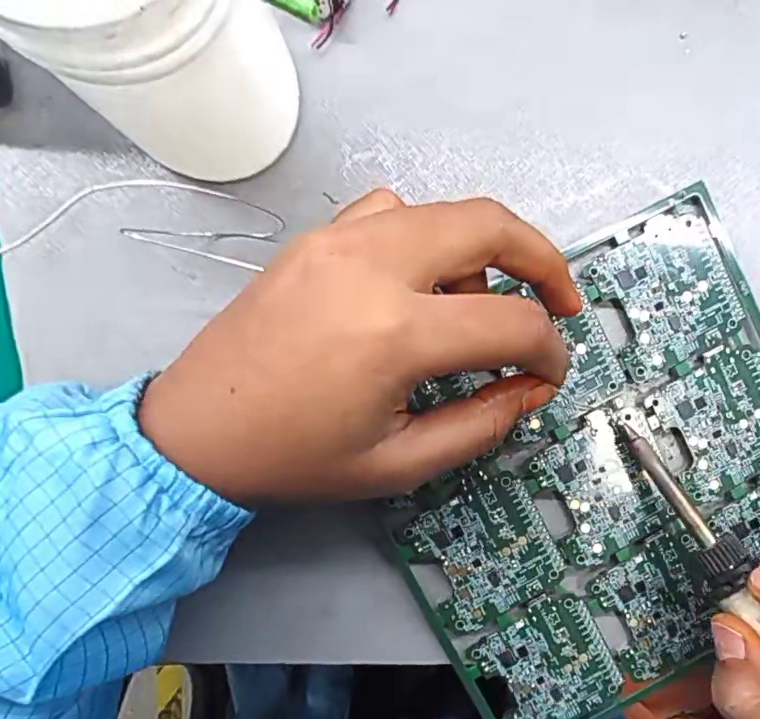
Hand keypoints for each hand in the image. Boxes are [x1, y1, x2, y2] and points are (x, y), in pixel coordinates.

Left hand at [138, 190, 582, 502]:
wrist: (199, 433)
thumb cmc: (297, 460)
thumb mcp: (400, 464)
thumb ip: (479, 425)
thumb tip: (529, 390)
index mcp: (394, 334)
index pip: (510, 324)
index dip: (547, 352)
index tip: (550, 376)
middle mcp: (371, 266)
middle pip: (490, 226)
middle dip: (545, 262)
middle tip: (560, 305)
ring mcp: (338, 241)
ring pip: (445, 214)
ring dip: (483, 256)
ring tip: (476, 316)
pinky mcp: (316, 239)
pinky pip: (393, 214)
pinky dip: (428, 242)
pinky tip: (418, 288)